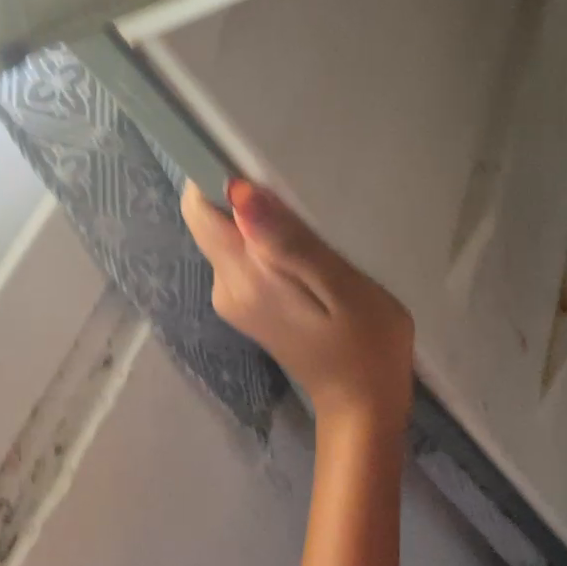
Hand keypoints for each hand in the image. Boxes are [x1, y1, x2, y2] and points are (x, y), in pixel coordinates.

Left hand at [181, 179, 413, 429]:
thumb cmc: (367, 344)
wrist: (362, 404)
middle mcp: (225, 286)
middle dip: (244, 196)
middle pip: (212, 219)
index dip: (217, 174)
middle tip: (300, 195)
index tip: (259, 160)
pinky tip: (305, 250)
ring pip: (229, 236)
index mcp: (244, 278)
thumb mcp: (341, 287)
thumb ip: (289, 243)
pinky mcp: (246, 306)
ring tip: (310, 222)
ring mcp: (232, 299)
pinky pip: (243, 257)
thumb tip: (238, 194)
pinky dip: (266, 242)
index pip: (199, 209)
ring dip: (260, 219)